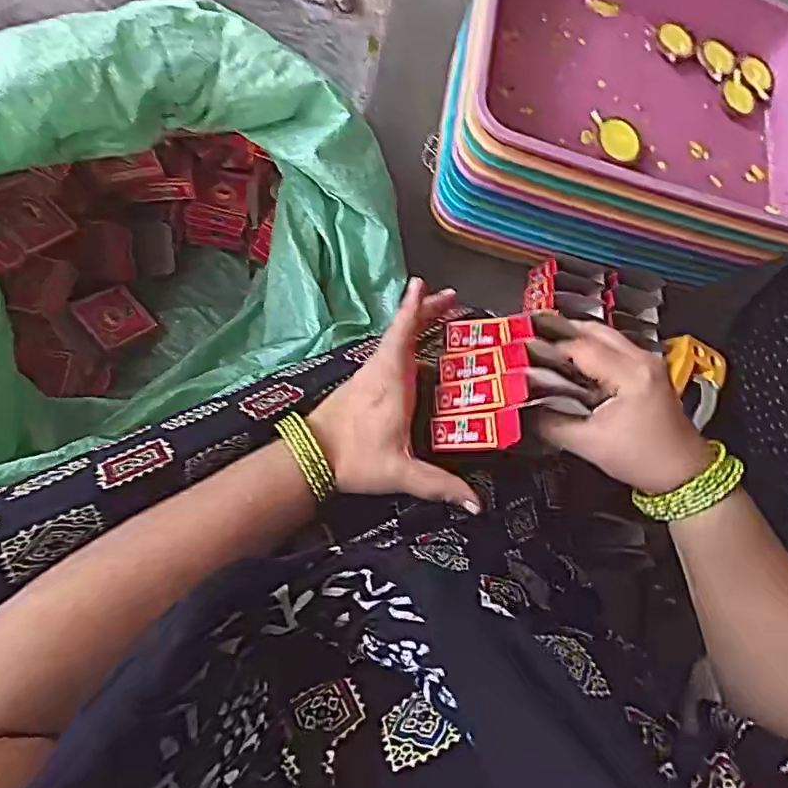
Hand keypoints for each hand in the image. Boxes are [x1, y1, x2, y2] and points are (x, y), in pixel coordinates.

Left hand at [308, 278, 480, 511]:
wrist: (310, 458)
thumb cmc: (353, 459)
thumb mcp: (399, 472)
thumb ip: (437, 485)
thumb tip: (476, 504)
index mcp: (392, 381)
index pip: (403, 335)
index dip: (414, 309)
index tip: (422, 284)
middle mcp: (381, 370)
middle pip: (404, 330)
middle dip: (427, 310)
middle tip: (452, 297)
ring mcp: (371, 375)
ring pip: (396, 339)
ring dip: (417, 323)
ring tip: (442, 314)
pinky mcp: (365, 383)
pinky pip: (391, 352)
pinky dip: (408, 341)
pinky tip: (420, 354)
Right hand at [534, 321, 713, 493]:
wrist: (682, 472)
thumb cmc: (645, 459)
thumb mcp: (589, 445)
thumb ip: (551, 424)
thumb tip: (524, 409)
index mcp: (631, 375)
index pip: (581, 347)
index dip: (550, 348)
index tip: (525, 352)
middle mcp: (642, 360)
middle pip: (593, 330)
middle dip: (560, 332)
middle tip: (530, 339)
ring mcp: (647, 361)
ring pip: (604, 334)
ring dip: (575, 339)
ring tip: (546, 349)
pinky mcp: (645, 368)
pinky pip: (612, 347)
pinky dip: (589, 349)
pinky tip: (571, 362)